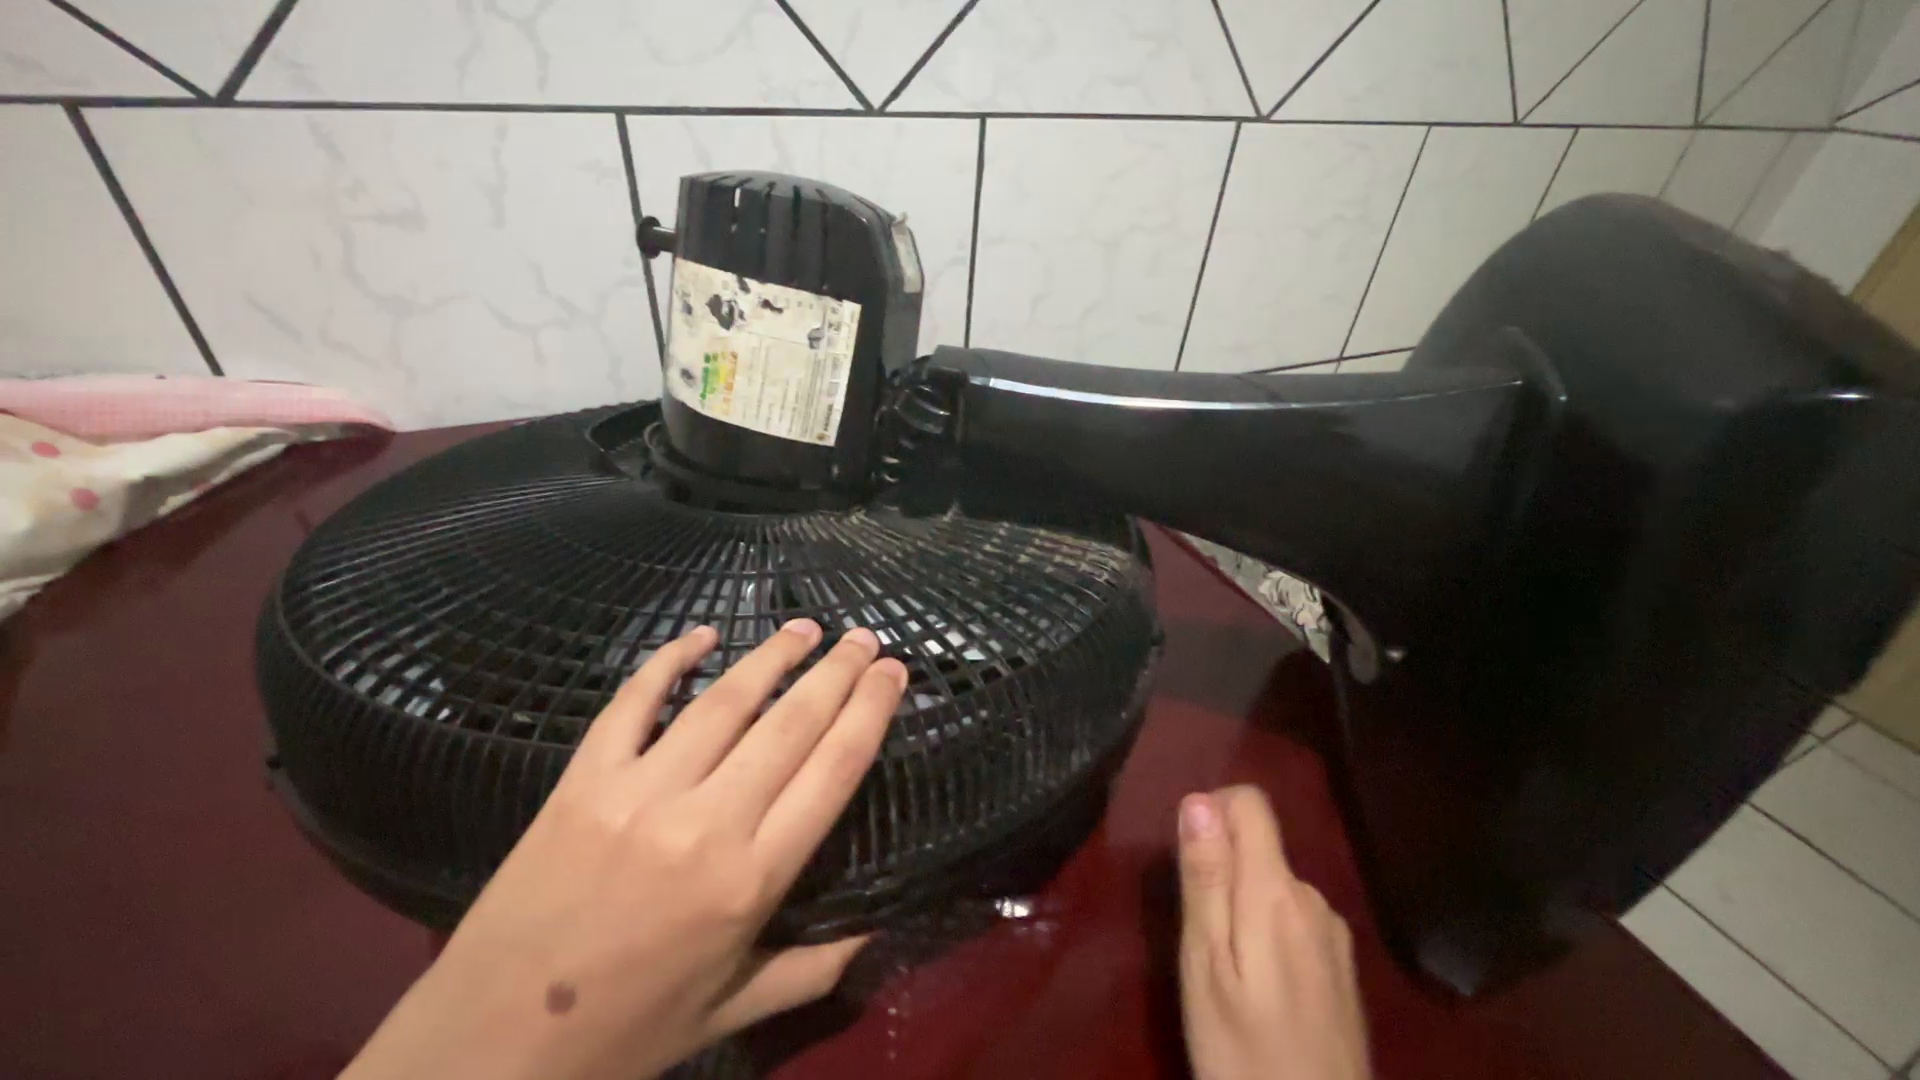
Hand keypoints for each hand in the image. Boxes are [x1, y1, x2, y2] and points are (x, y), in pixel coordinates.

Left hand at [342, 619, 907, 1079]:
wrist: (491, 1046)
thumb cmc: (629, 1028)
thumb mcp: (736, 1006)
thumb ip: (817, 964)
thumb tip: (881, 924)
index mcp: (753, 878)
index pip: (834, 769)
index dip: (870, 710)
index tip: (893, 673)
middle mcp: (706, 821)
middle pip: (791, 723)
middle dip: (837, 671)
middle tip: (864, 637)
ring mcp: (639, 792)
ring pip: (723, 702)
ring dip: (772, 656)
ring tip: (805, 627)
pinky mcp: (583, 779)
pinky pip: (633, 703)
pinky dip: (670, 661)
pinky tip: (701, 634)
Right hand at [1177, 786, 1370, 1079]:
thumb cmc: (1244, 1055)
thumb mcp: (1205, 966)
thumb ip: (1205, 879)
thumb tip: (1199, 799)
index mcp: (1276, 891)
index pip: (1250, 803)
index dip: (1211, 810)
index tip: (1188, 864)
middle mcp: (1313, 898)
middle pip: (1259, 845)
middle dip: (1220, 870)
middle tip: (1198, 940)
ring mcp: (1333, 934)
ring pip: (1272, 884)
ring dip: (1241, 905)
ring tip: (1223, 971)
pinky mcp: (1342, 966)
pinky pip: (1292, 917)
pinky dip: (1265, 931)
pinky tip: (1258, 989)